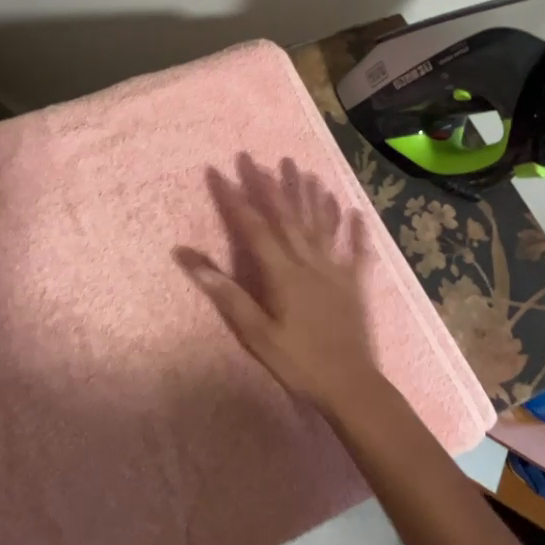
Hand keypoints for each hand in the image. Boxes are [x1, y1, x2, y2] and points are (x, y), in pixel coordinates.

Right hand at [177, 155, 381, 412]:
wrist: (351, 386)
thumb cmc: (298, 361)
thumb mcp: (255, 332)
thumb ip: (225, 293)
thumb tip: (187, 257)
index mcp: (282, 272)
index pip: (253, 226)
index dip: (234, 197)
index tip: (218, 171)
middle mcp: (308, 262)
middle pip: (286, 216)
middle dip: (268, 184)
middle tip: (254, 157)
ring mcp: (335, 270)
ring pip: (320, 224)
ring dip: (309, 194)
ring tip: (301, 168)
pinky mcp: (355, 284)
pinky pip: (356, 251)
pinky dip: (355, 229)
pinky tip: (355, 210)